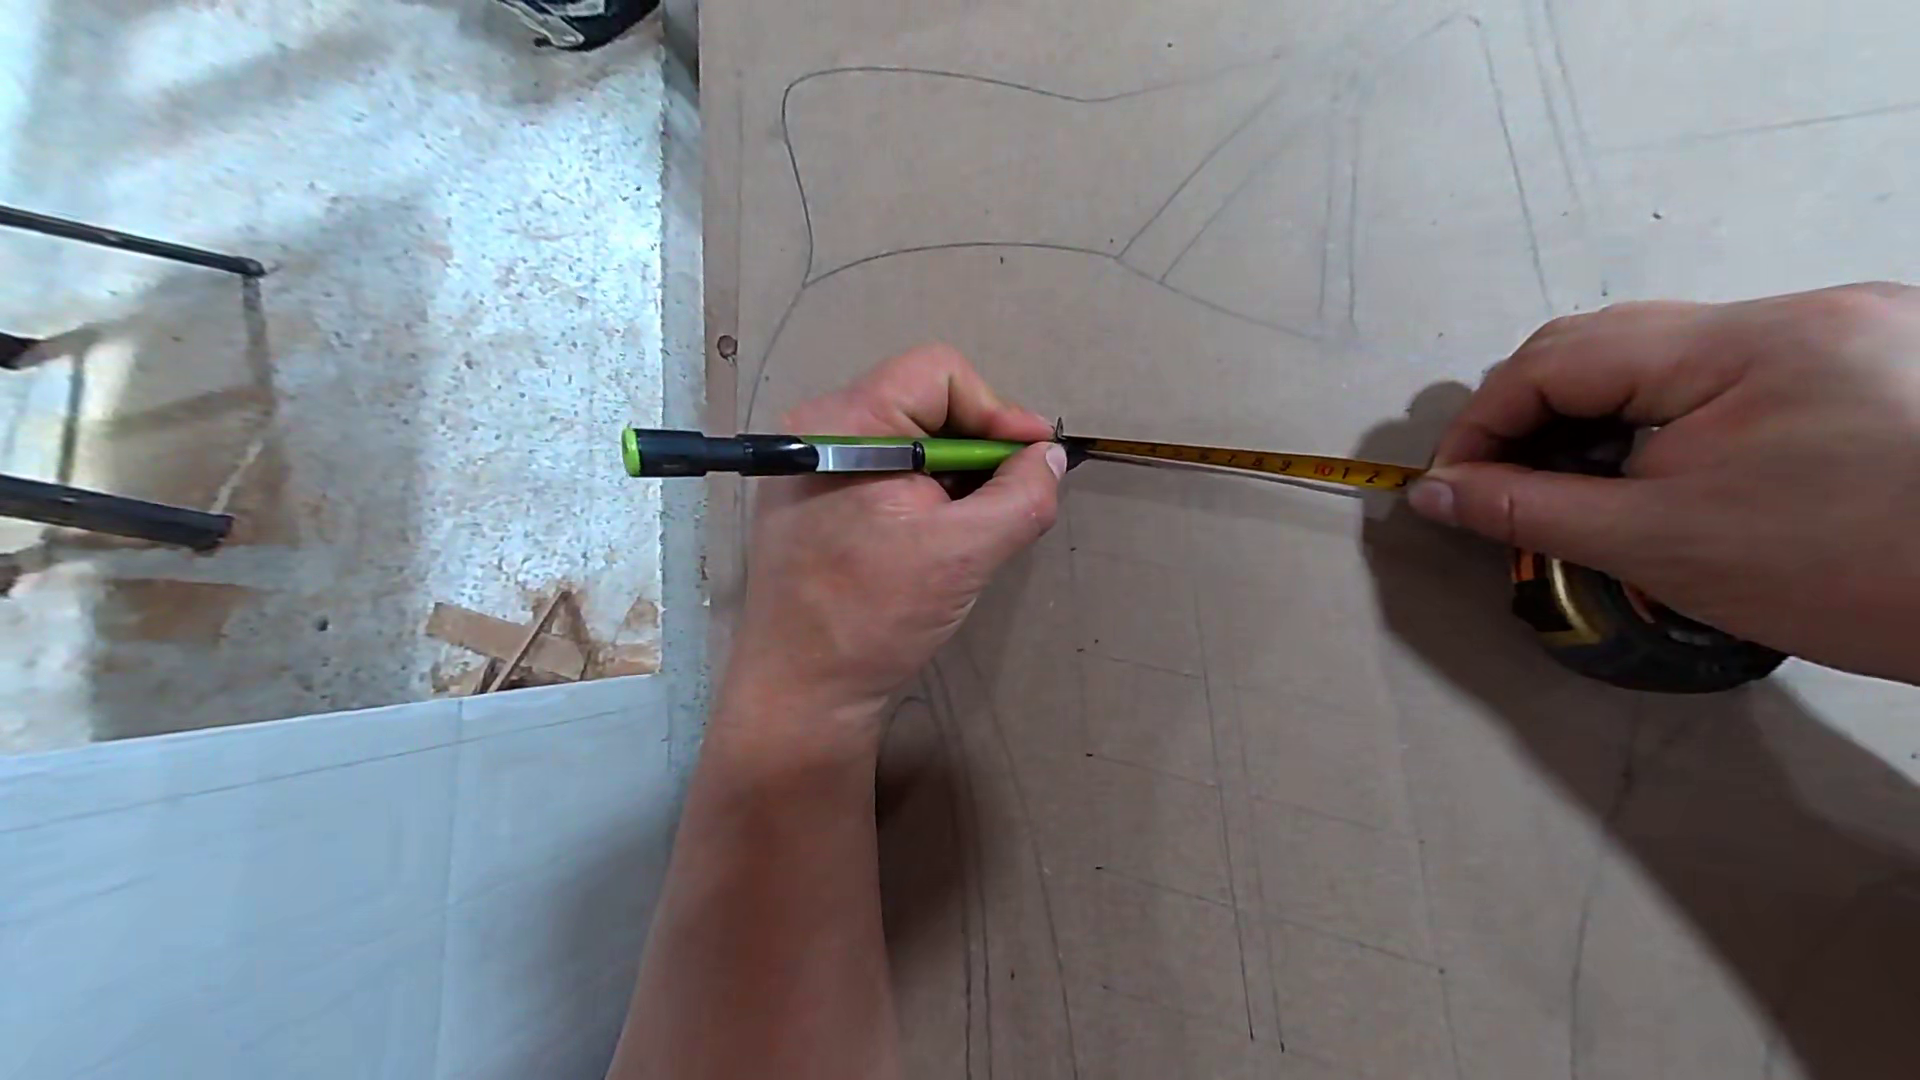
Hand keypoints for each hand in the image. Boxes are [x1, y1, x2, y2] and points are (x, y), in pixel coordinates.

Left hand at [720, 345, 1064, 754]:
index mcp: (845, 426)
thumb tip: (1050, 456)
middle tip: (1008, 497)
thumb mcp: (962, 556)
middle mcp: (822, 432)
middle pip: (925, 404)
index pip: (937, 374)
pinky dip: (929, 494)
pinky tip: (940, 537)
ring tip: (973, 527)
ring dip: (957, 476)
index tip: (1029, 459)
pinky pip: (889, 472)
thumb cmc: (873, 620)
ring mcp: (816, 467)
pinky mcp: (819, 500)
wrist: (803, 693)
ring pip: (911, 441)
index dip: (994, 410)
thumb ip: (1021, 497)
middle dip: (979, 448)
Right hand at [1409, 283, 1919, 683]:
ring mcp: (1829, 329)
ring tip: (1562, 474)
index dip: (1480, 423)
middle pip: (1593, 342)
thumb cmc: (1847, 575)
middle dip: (1520, 412)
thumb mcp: (1654, 544)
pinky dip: (1635, 413)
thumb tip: (1427, 494)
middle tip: (1497, 478)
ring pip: (1641, 353)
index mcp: (1744, 344)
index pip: (1553, 361)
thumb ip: (1521, 510)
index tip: (1450, 485)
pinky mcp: (1850, 359)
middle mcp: (1789, 313)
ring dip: (1574, 411)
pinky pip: (1696, 369)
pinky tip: (1636, 460)